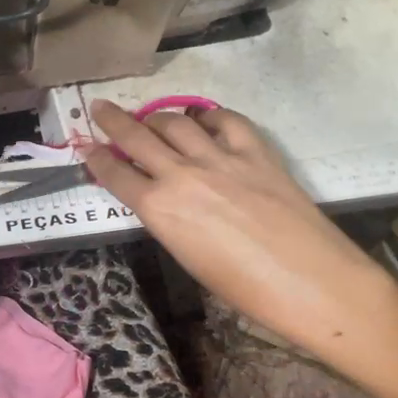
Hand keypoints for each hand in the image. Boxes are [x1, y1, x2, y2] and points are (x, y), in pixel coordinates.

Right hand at [84, 100, 397, 372]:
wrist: (312, 283)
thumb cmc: (244, 289)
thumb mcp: (186, 256)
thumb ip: (166, 220)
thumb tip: (160, 200)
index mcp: (159, 209)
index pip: (114, 174)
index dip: (95, 159)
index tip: (85, 148)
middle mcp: (182, 176)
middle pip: (136, 138)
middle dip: (112, 121)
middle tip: (100, 108)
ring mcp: (220, 159)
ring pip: (176, 123)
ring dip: (156, 116)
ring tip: (150, 117)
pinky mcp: (256, 153)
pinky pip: (225, 121)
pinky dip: (208, 116)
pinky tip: (203, 119)